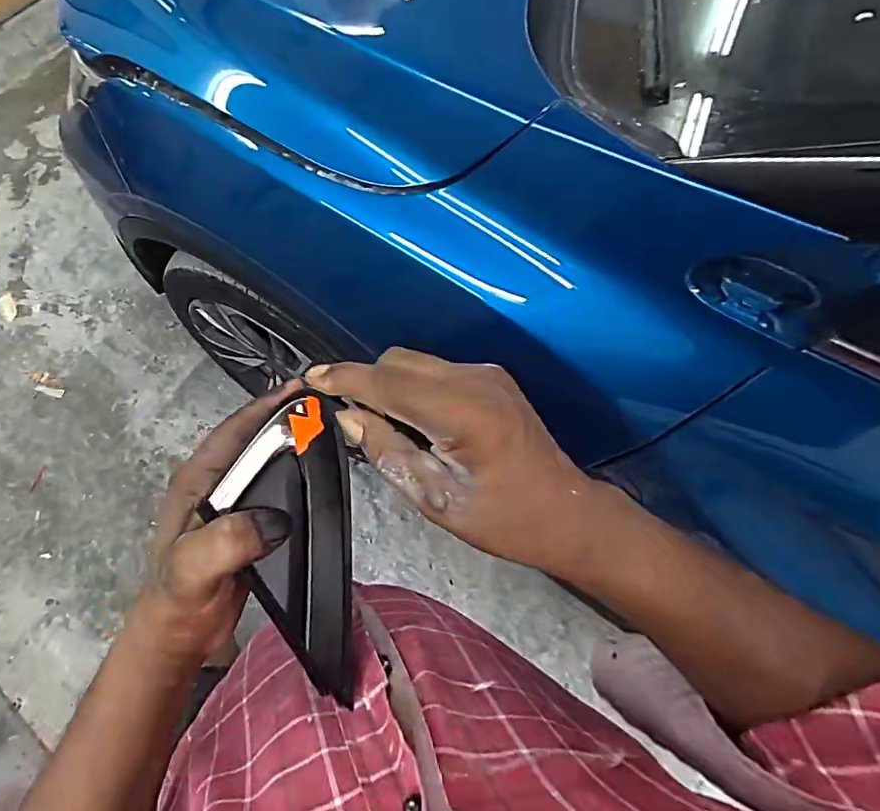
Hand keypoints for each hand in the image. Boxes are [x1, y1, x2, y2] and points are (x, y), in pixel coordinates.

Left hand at [128, 383, 296, 668]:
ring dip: (289, 443)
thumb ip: (225, 541)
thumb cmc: (176, 600)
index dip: (264, 408)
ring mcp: (229, 502)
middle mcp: (212, 484)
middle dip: (282, 416)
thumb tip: (271, 520)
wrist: (176, 636)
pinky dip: (292, 473)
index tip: (297, 389)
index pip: (233, 431)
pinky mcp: (244, 522)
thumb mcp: (193, 568)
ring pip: (263, 460)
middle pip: (251, 438)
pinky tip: (313, 474)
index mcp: (195, 481)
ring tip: (322, 429)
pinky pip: (272, 487)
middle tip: (319, 404)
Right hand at [307, 349, 620, 576]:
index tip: (311, 379)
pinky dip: (412, 385)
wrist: (568, 512)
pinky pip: (434, 369)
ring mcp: (485, 373)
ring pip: (415, 361)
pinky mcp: (490, 376)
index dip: (345, 378)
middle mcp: (474, 379)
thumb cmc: (505, 519)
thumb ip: (387, 451)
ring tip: (380, 420)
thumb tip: (348, 417)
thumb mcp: (437, 499)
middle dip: (365, 380)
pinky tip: (412, 417)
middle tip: (345, 414)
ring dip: (389, 382)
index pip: (388, 382)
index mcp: (463, 412)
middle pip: (398, 361)